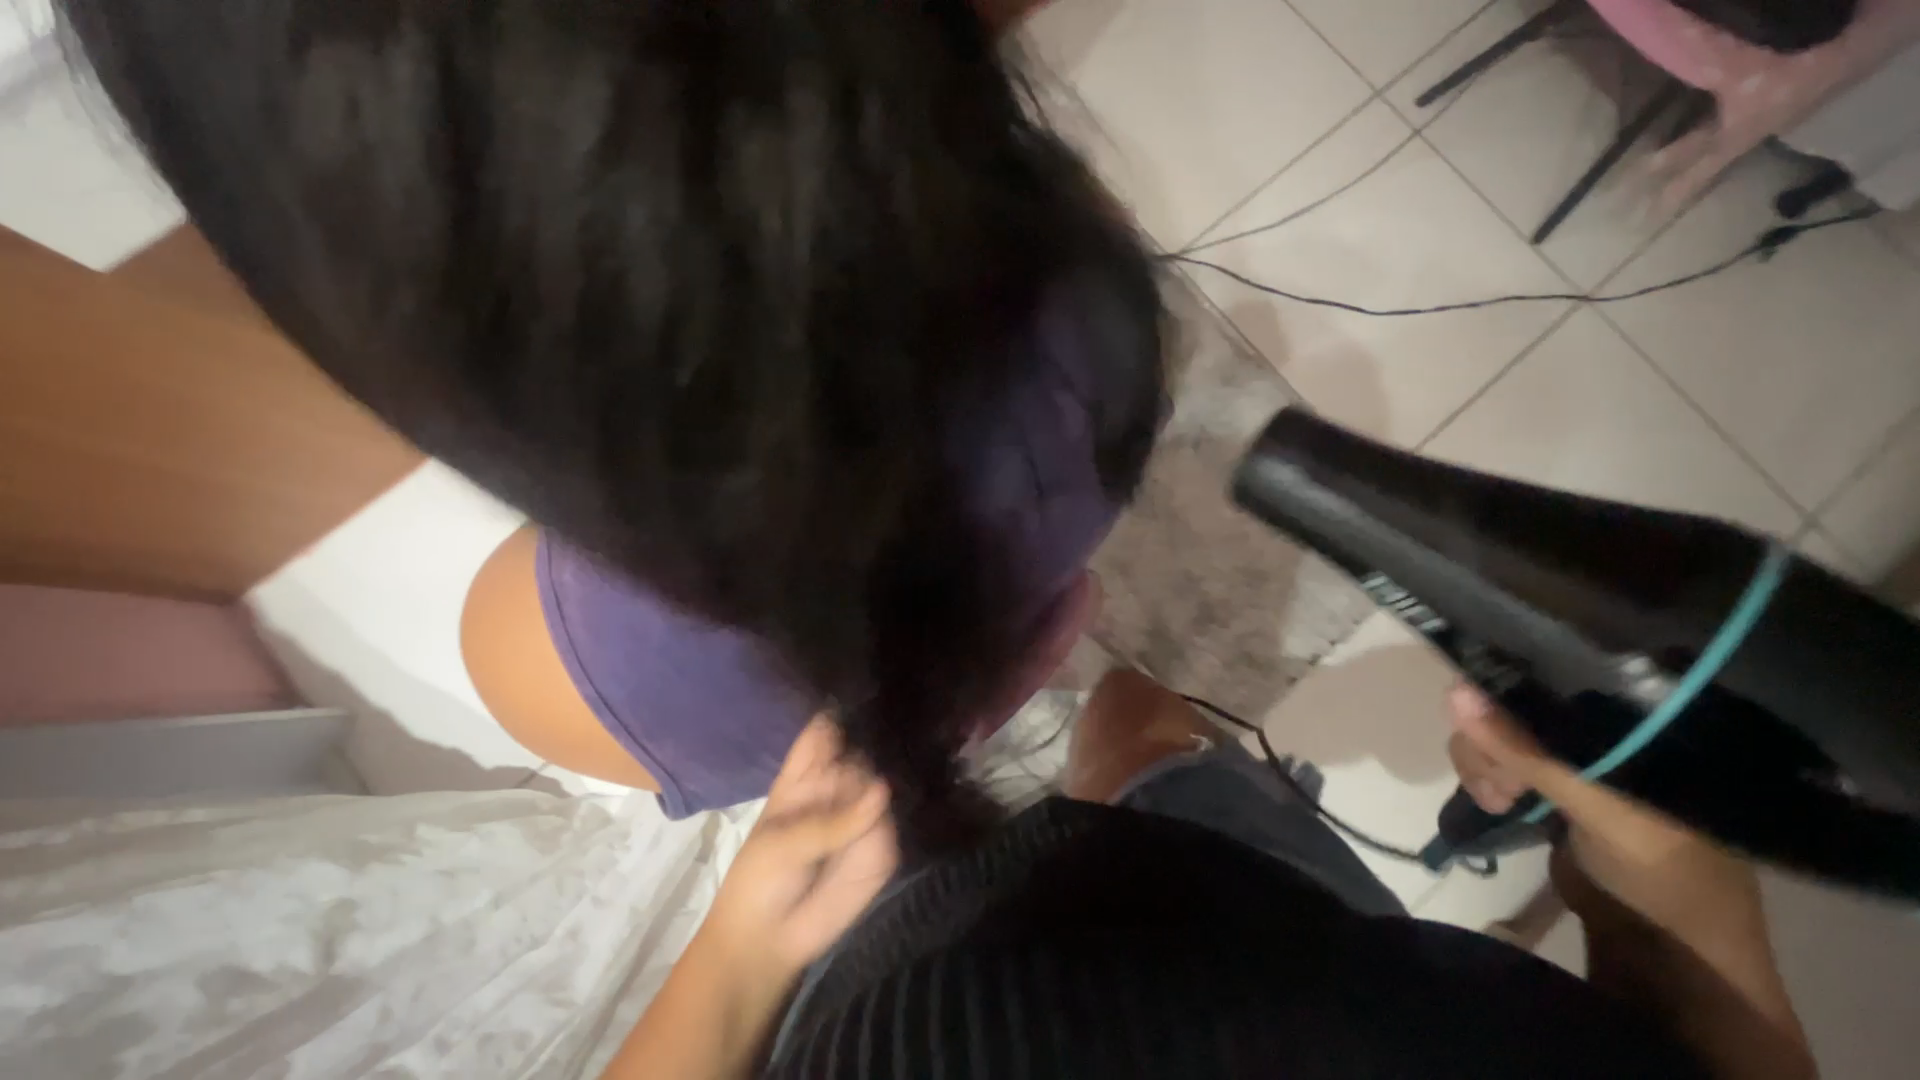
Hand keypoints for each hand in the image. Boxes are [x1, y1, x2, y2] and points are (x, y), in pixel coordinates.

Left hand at [697, 717, 898, 991]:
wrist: (766, 943)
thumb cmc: (758, 880)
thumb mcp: (783, 842)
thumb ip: (832, 820)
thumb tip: (883, 790)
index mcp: (805, 776)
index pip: (826, 734)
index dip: (842, 716)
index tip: (862, 698)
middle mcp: (837, 789)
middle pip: (861, 755)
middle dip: (875, 744)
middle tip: (891, 731)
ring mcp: (862, 817)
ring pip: (883, 787)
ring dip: (892, 779)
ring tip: (895, 773)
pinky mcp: (881, 849)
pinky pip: (893, 828)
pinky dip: (894, 823)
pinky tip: (895, 814)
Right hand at [1445, 685, 1761, 945]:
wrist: (1663, 952)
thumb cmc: (1660, 870)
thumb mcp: (1596, 805)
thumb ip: (1526, 751)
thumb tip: (1454, 691)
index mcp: (1633, 720)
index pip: (1557, 673)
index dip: (1511, 683)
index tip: (1485, 718)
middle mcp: (1599, 728)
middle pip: (1514, 702)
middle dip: (1492, 740)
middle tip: (1504, 785)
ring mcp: (1569, 758)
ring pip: (1496, 732)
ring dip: (1482, 762)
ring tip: (1500, 801)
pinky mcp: (1546, 787)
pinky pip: (1496, 761)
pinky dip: (1484, 777)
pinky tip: (1495, 803)